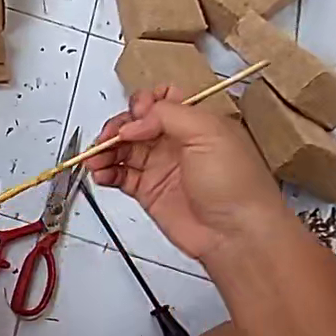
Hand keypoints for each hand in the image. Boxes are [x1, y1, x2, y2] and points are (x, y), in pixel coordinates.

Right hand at [84, 86, 289, 261]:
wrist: (235, 234)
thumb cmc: (238, 186)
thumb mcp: (209, 133)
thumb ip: (168, 116)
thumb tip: (134, 121)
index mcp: (194, 123)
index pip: (160, 102)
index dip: (142, 105)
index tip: (135, 116)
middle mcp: (175, 143)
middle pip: (134, 125)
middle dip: (116, 128)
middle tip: (109, 138)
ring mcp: (159, 167)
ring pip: (122, 149)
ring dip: (104, 150)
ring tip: (97, 159)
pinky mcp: (147, 191)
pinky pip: (118, 175)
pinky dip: (104, 172)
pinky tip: (102, 174)